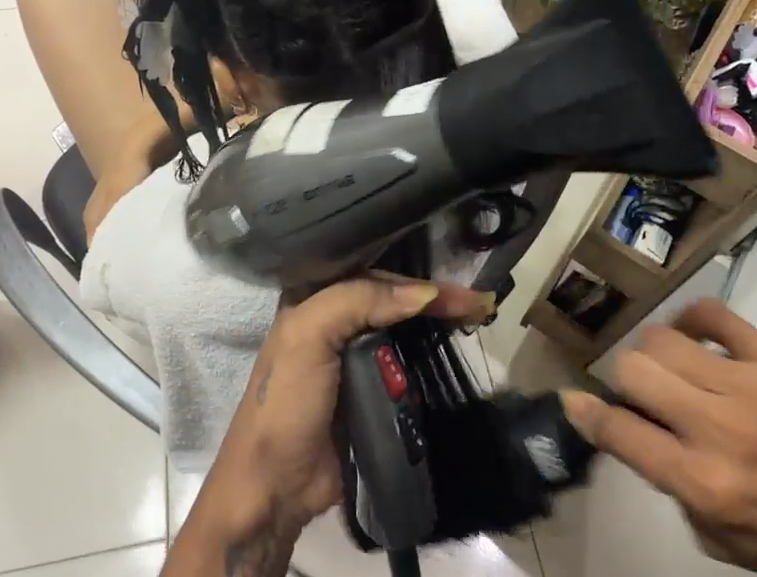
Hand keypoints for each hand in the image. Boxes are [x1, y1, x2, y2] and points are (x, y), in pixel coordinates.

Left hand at [207, 275, 493, 527]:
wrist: (277, 486)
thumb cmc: (286, 402)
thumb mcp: (308, 336)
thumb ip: (357, 301)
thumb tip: (423, 294)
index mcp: (310, 299)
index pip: (369, 271)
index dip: (412, 276)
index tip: (456, 288)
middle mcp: (332, 320)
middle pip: (391, 297)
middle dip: (434, 297)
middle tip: (479, 303)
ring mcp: (353, 356)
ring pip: (402, 326)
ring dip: (438, 320)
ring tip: (478, 316)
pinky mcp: (370, 388)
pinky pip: (405, 360)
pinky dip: (430, 350)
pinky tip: (455, 342)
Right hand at [562, 299, 756, 576]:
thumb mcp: (722, 539)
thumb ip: (670, 484)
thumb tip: (629, 429)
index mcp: (706, 484)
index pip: (618, 431)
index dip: (586, 414)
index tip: (575, 403)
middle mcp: (721, 429)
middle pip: (634, 370)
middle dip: (625, 384)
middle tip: (643, 399)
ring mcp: (753, 387)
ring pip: (662, 338)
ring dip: (655, 357)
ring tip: (673, 372)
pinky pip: (713, 314)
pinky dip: (691, 322)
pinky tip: (694, 340)